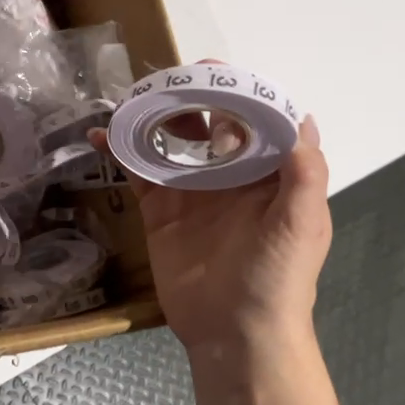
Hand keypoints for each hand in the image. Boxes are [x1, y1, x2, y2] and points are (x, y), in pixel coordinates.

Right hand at [92, 100, 329, 351]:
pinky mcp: (159, 212)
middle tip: (164, 80)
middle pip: (210, 124)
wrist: (233, 331)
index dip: (239, 93)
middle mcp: (231, 176)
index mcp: (271, 173)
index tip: (214, 73)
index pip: (257, 121)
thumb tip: (299, 118)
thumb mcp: (303, 224)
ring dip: (153, 120)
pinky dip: (120, 153)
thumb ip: (303, 173)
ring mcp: (192, 192)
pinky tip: (101, 136)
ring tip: (130, 100)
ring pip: (171, 143)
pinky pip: (139, 174)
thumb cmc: (277, 278)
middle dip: (191, 98)